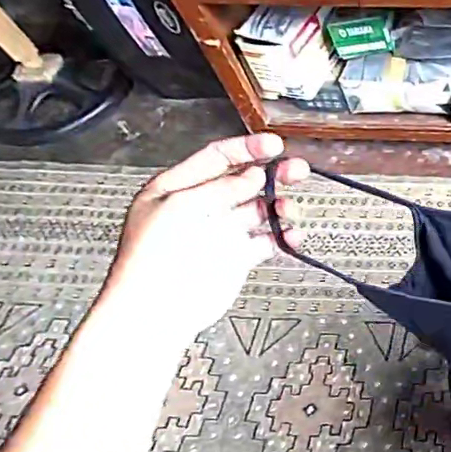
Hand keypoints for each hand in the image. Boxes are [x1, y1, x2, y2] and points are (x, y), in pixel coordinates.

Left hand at [93, 133, 308, 345]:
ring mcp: (221, 232)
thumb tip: (255, 176)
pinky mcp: (237, 257)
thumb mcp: (183, 206)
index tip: (275, 145)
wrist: (158, 306)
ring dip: (280, 206)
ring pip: (260, 210)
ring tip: (290, 211)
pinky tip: (292, 236)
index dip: (248, 149)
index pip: (218, 158)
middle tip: (297, 170)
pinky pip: (268, 241)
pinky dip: (283, 237)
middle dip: (273, 175)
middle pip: (245, 182)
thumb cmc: (153, 257)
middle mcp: (202, 206)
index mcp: (179, 188)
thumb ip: (223, 187)